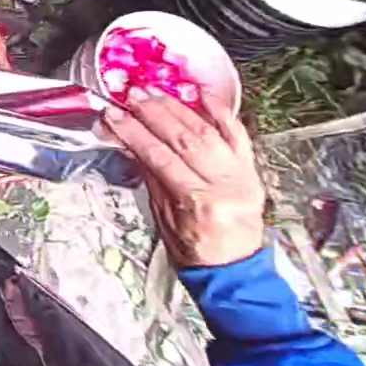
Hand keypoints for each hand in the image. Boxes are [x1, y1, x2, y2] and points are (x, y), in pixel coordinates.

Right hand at [103, 87, 266, 268]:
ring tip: (155, 93)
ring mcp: (240, 174)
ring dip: (178, 107)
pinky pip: (237, 133)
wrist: (236, 272)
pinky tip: (202, 94)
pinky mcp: (250, 169)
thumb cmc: (194, 252)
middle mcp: (223, 184)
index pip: (159, 156)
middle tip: (133, 96)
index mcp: (198, 202)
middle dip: (154, 113)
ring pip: (206, 131)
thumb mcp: (163, 218)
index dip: (134, 132)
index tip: (115, 116)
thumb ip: (150, 176)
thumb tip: (130, 142)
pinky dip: (220, 111)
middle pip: (183, 138)